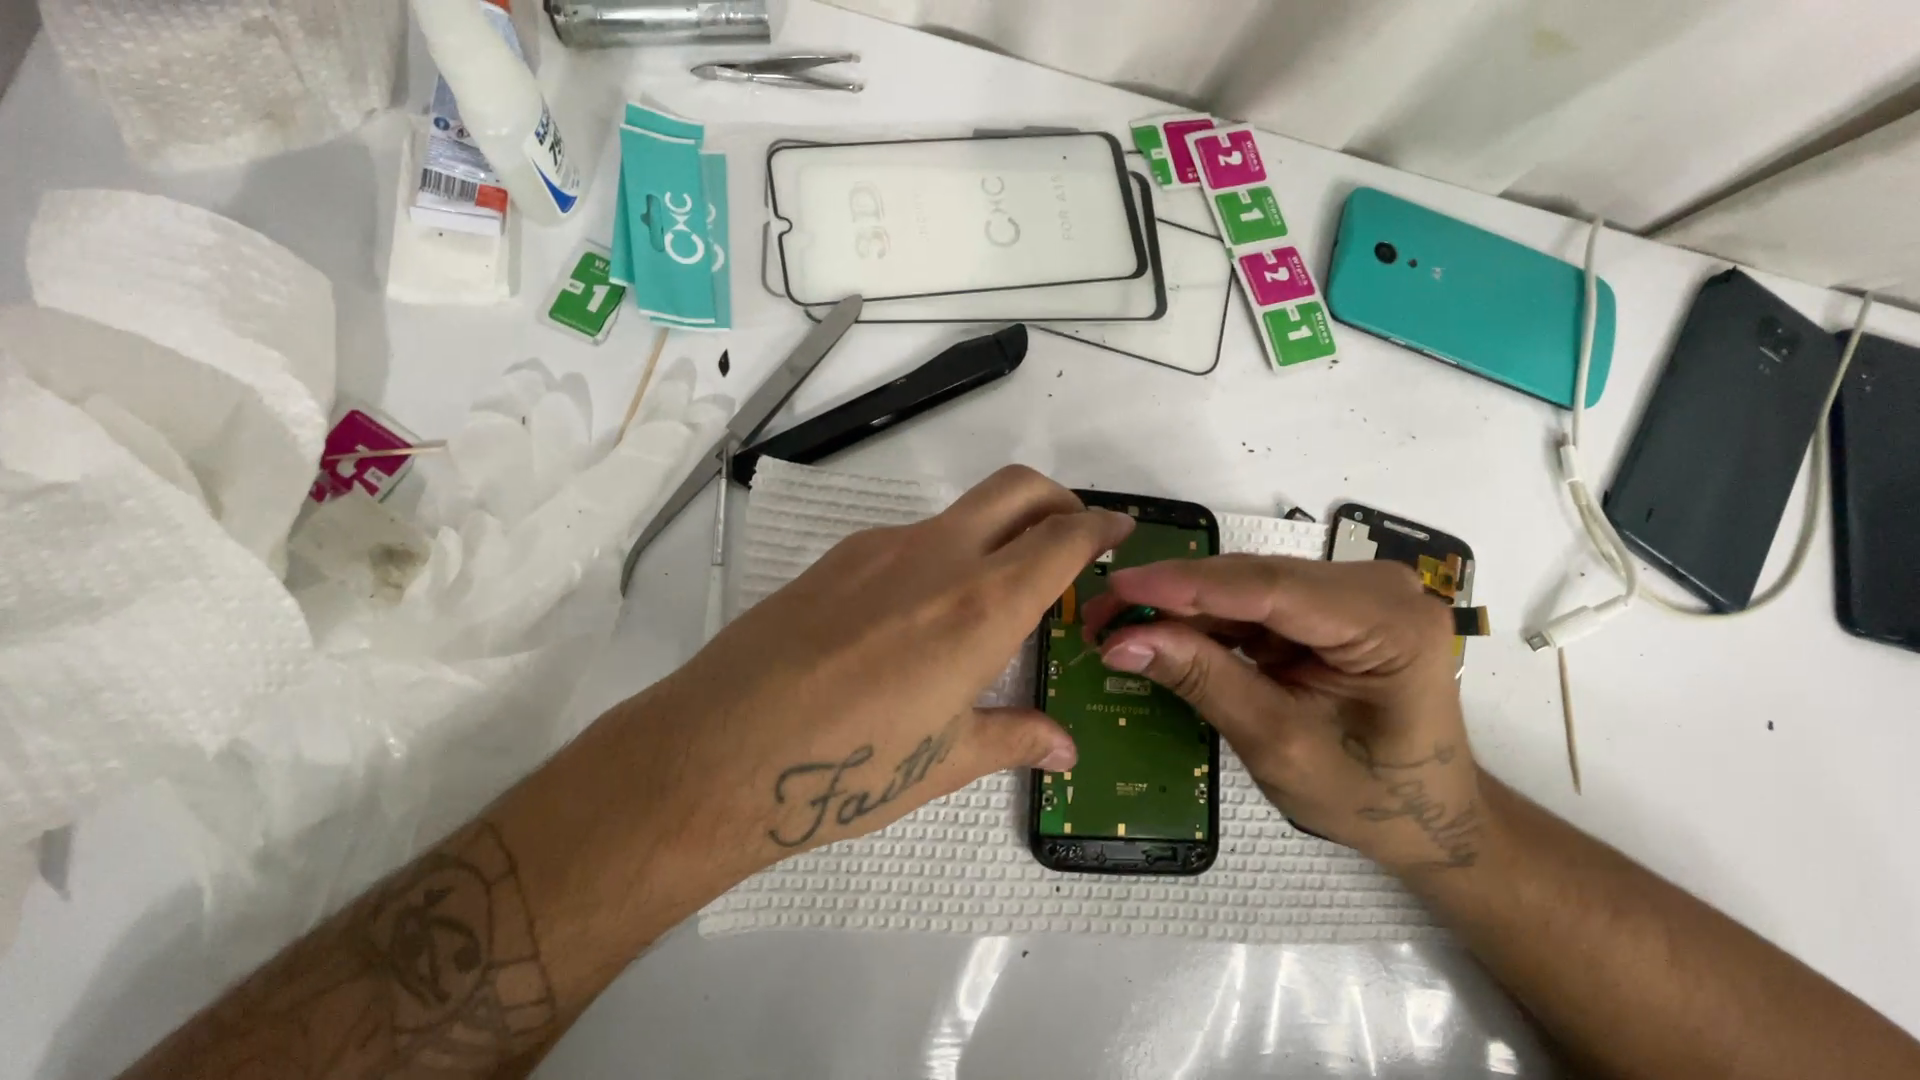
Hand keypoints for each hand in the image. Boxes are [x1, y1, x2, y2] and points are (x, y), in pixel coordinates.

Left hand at [636, 466, 1132, 877]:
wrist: (720, 750)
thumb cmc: (848, 769)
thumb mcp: (943, 761)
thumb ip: (1013, 739)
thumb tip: (1063, 749)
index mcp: (982, 606)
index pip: (1063, 539)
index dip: (1101, 528)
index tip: (1119, 531)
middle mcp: (937, 558)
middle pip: (1018, 488)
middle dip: (1058, 500)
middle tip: (1071, 537)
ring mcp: (879, 550)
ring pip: (959, 514)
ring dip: (993, 532)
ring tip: (989, 597)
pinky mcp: (834, 559)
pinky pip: (905, 542)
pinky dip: (938, 557)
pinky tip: (915, 618)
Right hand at [1080, 556, 1486, 876]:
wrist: (1427, 815)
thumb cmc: (1369, 796)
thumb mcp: (1280, 745)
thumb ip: (1205, 681)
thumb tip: (1122, 640)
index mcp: (1390, 624)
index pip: (1272, 588)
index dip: (1186, 584)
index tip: (1117, 588)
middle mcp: (1378, 590)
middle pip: (1255, 580)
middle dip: (1174, 596)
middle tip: (1101, 616)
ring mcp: (1355, 595)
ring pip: (1248, 586)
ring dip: (1183, 608)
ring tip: (1119, 627)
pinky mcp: (1331, 608)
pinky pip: (1256, 604)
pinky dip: (1208, 622)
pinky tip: (1162, 634)